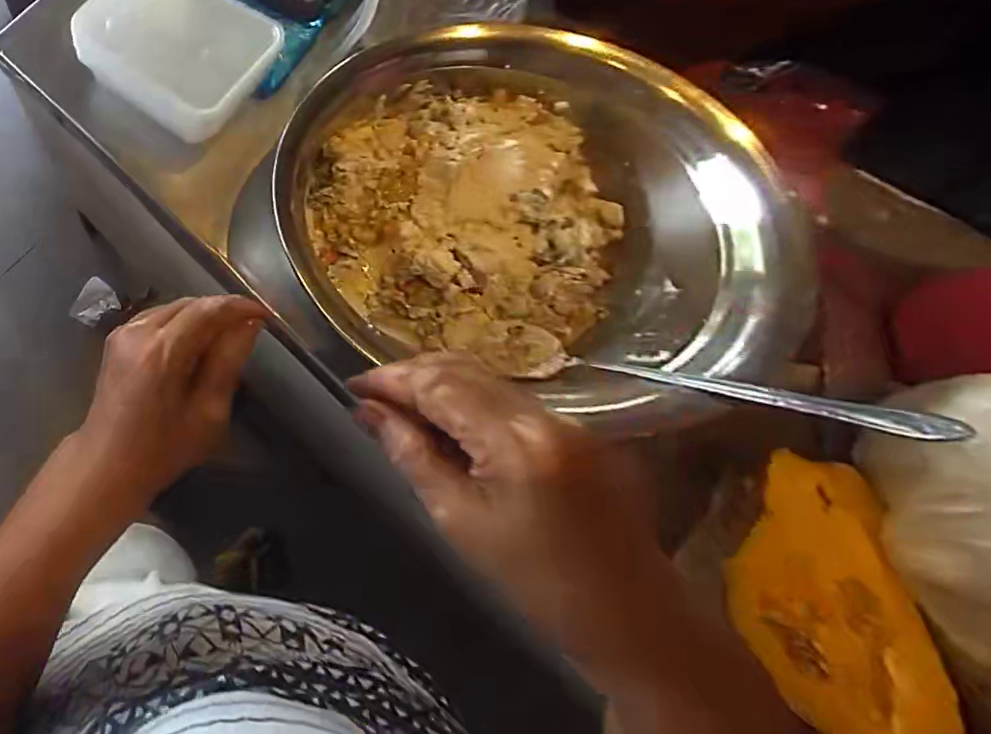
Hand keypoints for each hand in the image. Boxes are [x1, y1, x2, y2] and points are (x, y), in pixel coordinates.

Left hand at [72, 295, 267, 504]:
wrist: (107, 463)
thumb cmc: (162, 449)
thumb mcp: (208, 413)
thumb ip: (228, 363)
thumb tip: (249, 325)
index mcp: (162, 350)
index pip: (208, 310)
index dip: (239, 306)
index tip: (264, 314)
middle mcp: (139, 331)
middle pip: (189, 305)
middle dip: (221, 311)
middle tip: (248, 329)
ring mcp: (123, 332)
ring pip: (172, 308)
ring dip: (200, 316)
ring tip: (224, 338)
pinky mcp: (115, 338)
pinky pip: (156, 318)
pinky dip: (179, 323)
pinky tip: (193, 343)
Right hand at [348, 355, 667, 661]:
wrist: (637, 623)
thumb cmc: (539, 583)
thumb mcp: (458, 520)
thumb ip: (411, 454)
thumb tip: (369, 412)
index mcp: (516, 442)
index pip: (437, 385)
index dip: (389, 379)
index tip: (353, 387)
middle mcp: (543, 416)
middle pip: (459, 369)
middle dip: (409, 375)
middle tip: (371, 396)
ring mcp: (565, 419)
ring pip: (482, 376)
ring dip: (435, 383)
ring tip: (399, 406)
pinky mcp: (575, 428)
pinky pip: (504, 394)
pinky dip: (464, 396)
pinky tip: (442, 418)